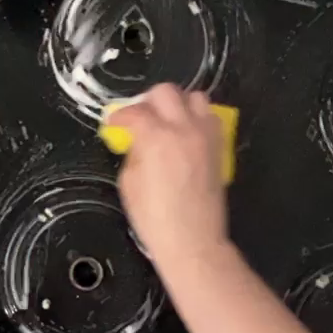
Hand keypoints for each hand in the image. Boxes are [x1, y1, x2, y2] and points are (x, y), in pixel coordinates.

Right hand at [111, 84, 229, 264]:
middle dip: (147, 101)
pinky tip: (184, 133)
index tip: (114, 123)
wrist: (193, 240)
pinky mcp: (218, 147)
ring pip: (194, 97)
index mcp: (156, 138)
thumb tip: (137, 142)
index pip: (134, 111)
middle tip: (138, 116)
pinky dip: (195, 118)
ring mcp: (205, 136)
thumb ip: (133, 153)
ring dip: (177, 104)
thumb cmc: (155, 219)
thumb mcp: (129, 184)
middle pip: (166, 92)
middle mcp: (184, 129)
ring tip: (166, 120)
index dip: (119, 116)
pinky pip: (209, 117)